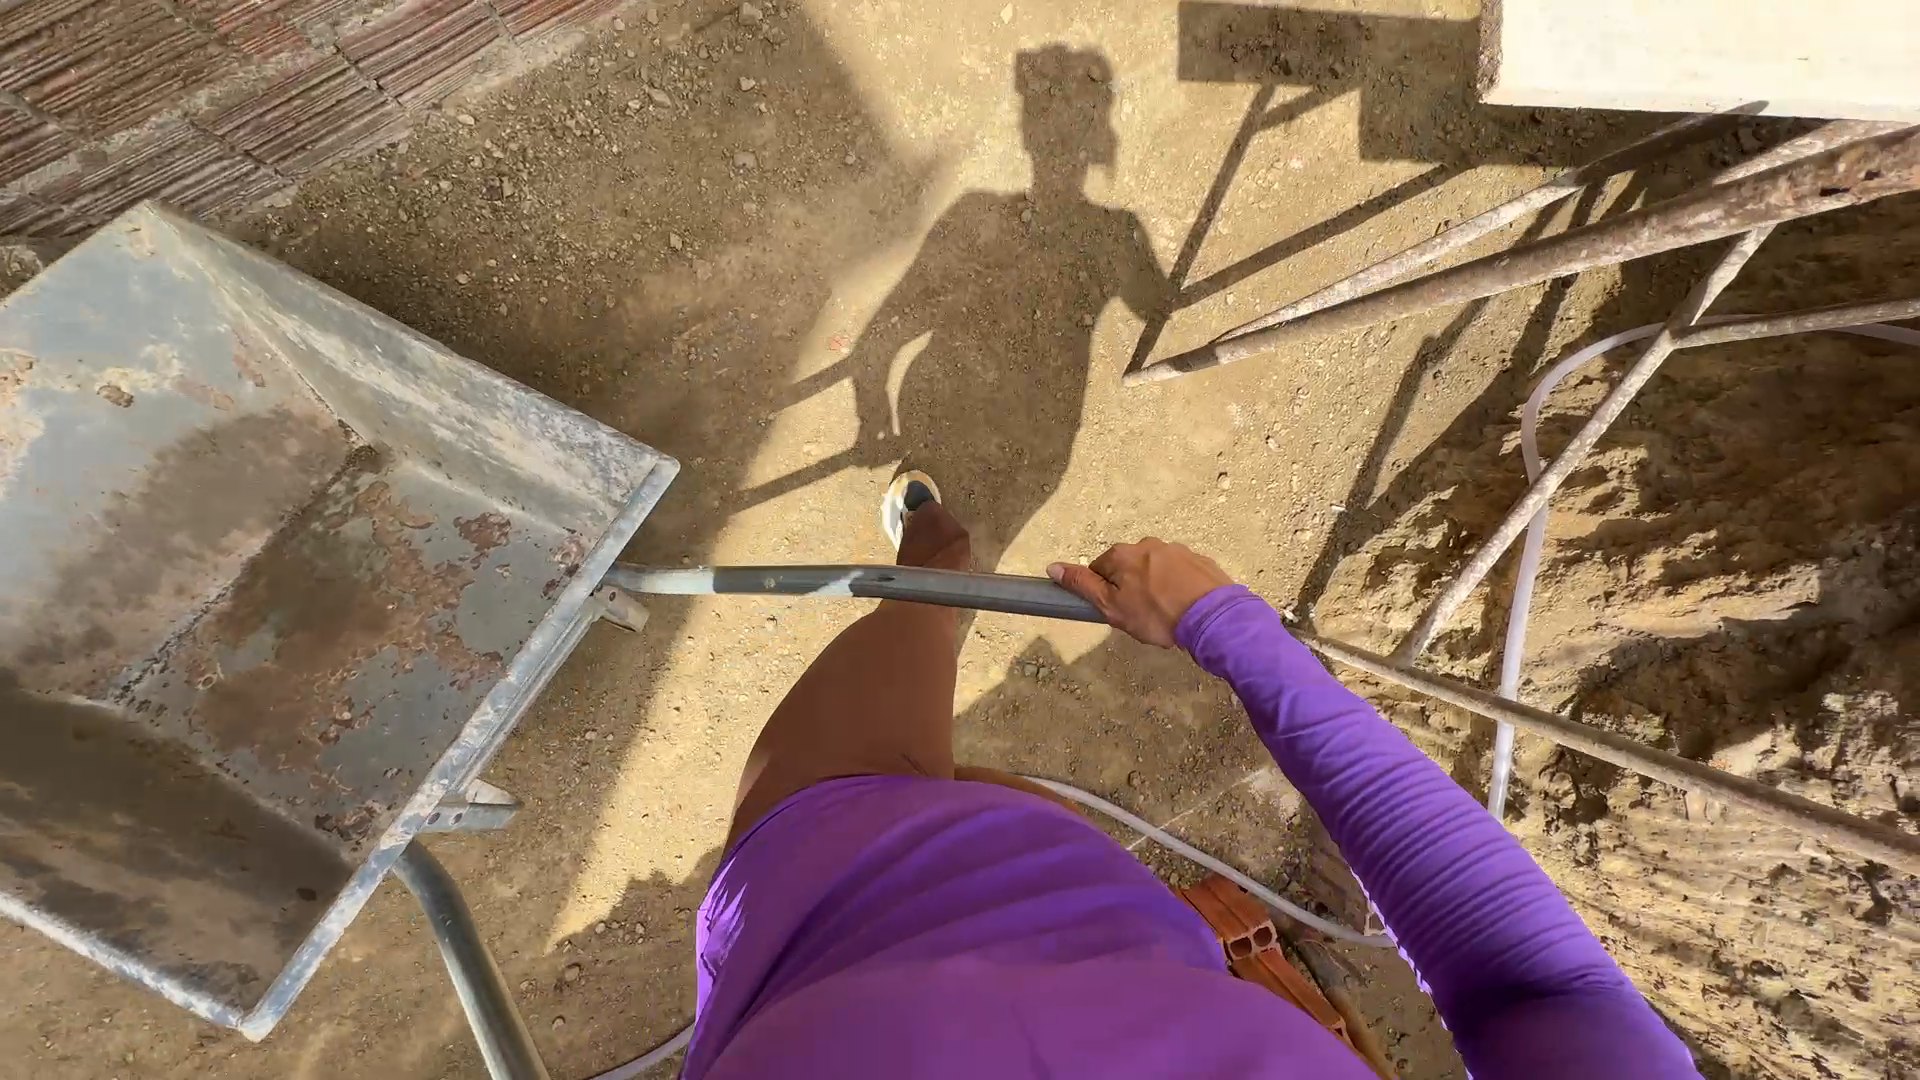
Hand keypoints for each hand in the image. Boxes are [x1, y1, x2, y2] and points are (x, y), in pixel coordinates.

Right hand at [1048, 539, 1233, 647]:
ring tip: (1166, 613)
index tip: (1117, 610)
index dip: (1105, 592)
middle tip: (1141, 614)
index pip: (1099, 570)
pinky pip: (1180, 572)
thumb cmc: (1156, 614)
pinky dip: (1178, 586)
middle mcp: (1147, 544)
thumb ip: (1082, 585)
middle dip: (1131, 587)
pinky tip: (1184, 606)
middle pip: (1128, 567)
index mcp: (1122, 555)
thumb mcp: (1111, 606)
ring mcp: (1176, 549)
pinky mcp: (1199, 560)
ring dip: (1155, 585)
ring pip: (1155, 569)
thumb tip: (1052, 567)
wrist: (1212, 617)